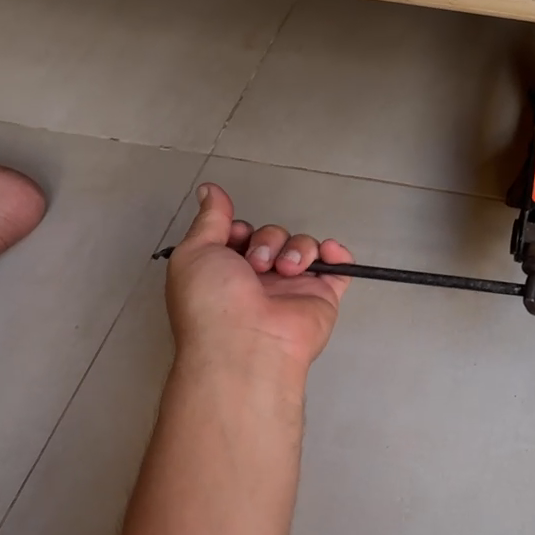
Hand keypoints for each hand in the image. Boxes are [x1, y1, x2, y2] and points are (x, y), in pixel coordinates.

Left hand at [165, 183, 352, 369]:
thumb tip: (210, 190)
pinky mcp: (323, 296)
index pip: (242, 235)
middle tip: (257, 264)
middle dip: (268, 240)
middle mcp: (259, 280)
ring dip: (296, 248)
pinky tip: (328, 253)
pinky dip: (337, 254)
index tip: (236, 237)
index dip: (241, 230)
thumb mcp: (195, 252)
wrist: (248, 343)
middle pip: (274, 236)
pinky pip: (339, 267)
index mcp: (226, 272)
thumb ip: (210, 219)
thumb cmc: (213, 303)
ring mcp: (293, 288)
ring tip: (287, 270)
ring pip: (303, 245)